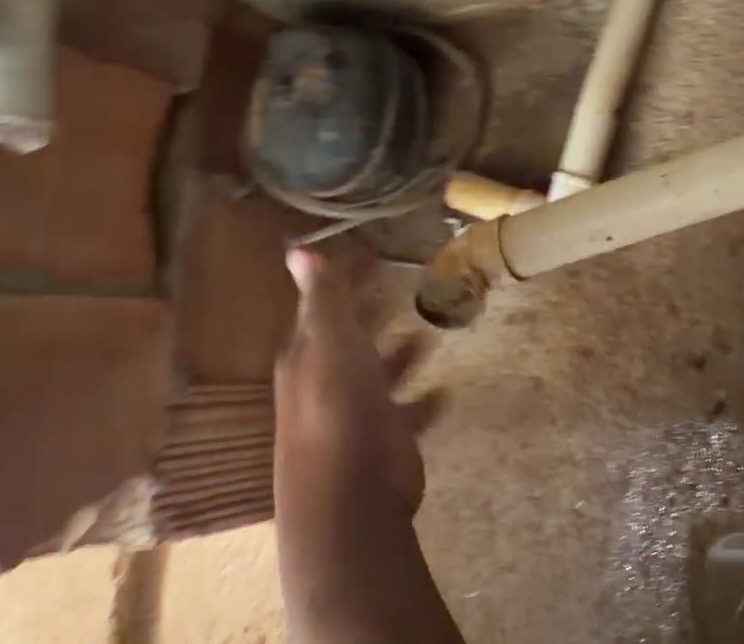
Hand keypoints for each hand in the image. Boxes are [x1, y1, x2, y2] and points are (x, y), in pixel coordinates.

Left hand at [275, 245, 439, 516]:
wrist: (349, 494)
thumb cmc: (337, 405)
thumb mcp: (330, 340)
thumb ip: (322, 296)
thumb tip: (297, 247)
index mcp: (307, 353)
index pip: (323, 304)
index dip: (344, 277)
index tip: (372, 253)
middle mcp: (327, 381)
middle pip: (351, 336)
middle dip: (371, 310)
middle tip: (399, 282)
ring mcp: (357, 412)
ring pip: (379, 372)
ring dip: (398, 352)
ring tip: (426, 329)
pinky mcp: (386, 439)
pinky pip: (409, 410)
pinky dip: (425, 398)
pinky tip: (446, 389)